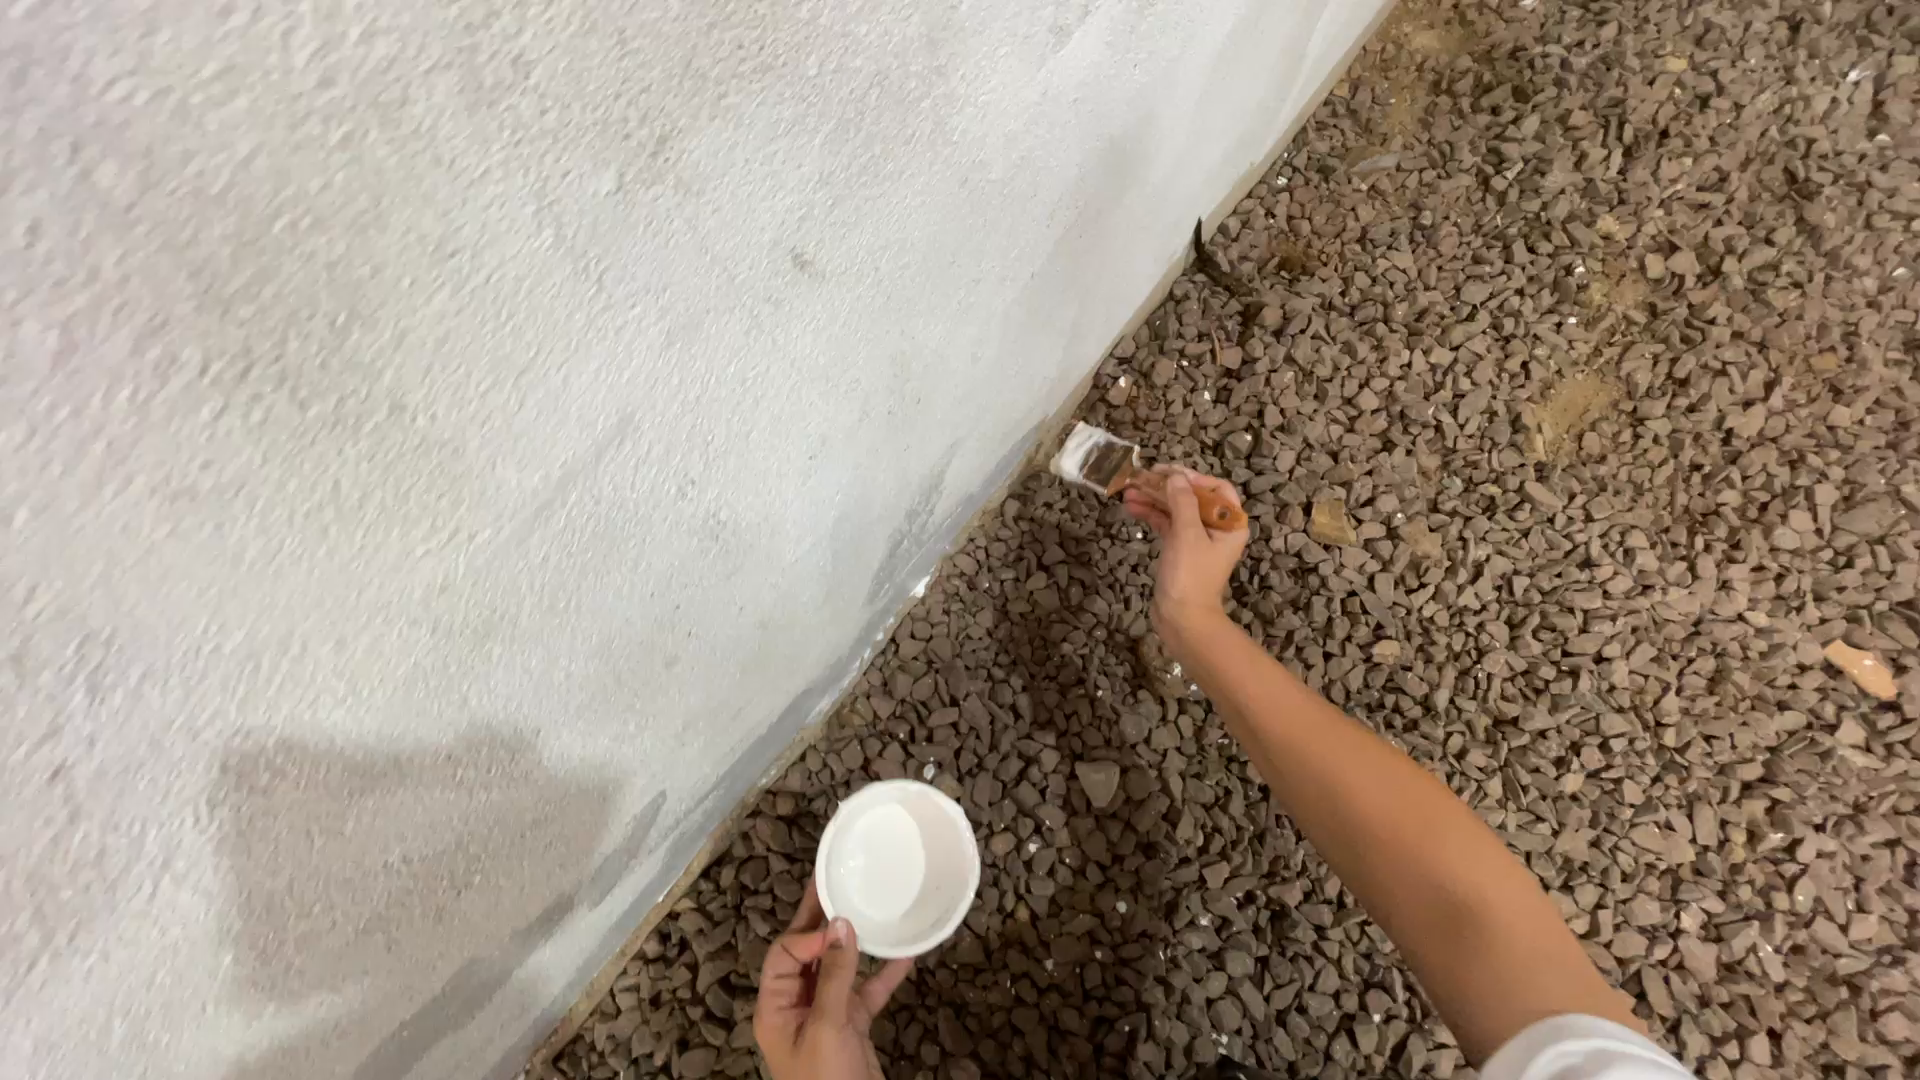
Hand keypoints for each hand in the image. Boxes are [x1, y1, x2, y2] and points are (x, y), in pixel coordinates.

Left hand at [754, 882, 912, 1079]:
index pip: (785, 953)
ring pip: (838, 966)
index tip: (838, 922)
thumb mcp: (827, 1027)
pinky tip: (907, 953)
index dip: (808, 933)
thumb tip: (839, 922)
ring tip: (872, 904)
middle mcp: (796, 1006)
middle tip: (840, 877)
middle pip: (807, 952)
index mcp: (775, 1008)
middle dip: (824, 919)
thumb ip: (833, 974)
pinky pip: (867, 990)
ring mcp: (825, 1015)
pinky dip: (884, 972)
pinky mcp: (852, 1026)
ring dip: (857, 941)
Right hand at [1122, 467, 1248, 650]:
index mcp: (1231, 524)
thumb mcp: (1187, 534)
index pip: (1217, 489)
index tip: (1168, 473)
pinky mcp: (1179, 549)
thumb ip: (1183, 501)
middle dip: (1166, 487)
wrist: (1182, 618)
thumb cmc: (1191, 575)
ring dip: (1153, 500)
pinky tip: (1132, 508)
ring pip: (1175, 510)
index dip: (1193, 478)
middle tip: (1141, 477)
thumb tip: (1176, 476)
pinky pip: (1166, 525)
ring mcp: (1197, 540)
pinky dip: (1151, 515)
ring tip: (1128, 492)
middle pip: (1192, 497)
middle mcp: (1217, 528)